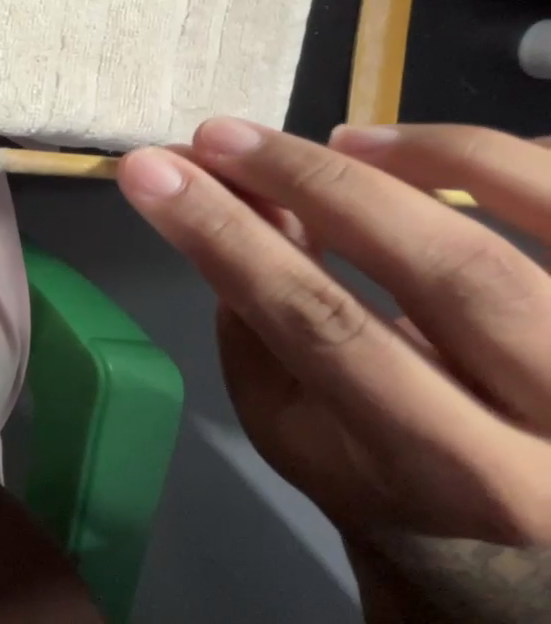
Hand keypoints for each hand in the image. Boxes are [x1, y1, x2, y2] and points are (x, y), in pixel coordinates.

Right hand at [117, 120, 550, 544]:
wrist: (510, 530)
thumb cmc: (371, 473)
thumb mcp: (286, 413)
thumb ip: (259, 310)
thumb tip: (218, 189)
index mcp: (465, 474)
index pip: (328, 328)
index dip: (228, 236)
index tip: (152, 171)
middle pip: (453, 272)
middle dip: (316, 183)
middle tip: (222, 136)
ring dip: (434, 158)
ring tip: (344, 137)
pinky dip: (516, 158)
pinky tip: (433, 154)